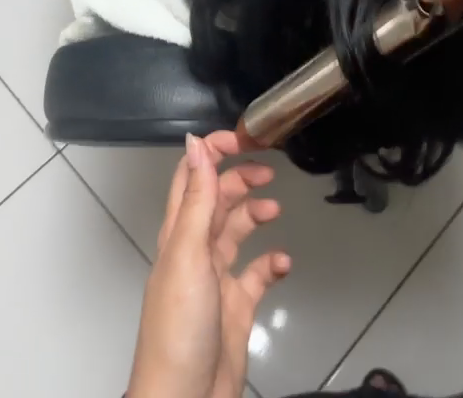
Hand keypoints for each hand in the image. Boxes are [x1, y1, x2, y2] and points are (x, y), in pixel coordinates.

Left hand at [127, 132, 291, 397]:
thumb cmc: (180, 325)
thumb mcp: (187, 254)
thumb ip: (195, 199)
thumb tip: (194, 142)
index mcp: (178, 233)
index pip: (191, 177)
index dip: (212, 152)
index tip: (245, 138)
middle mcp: (195, 250)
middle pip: (217, 200)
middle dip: (240, 179)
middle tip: (270, 172)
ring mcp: (216, 279)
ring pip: (236, 232)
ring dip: (254, 214)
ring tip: (275, 210)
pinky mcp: (236, 308)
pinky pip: (257, 275)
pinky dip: (272, 263)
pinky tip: (284, 261)